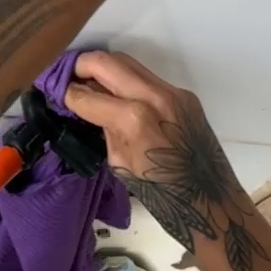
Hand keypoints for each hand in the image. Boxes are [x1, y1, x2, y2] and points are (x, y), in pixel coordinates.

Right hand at [65, 52, 270, 270]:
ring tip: (88, 81)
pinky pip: (146, 77)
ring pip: (126, 62)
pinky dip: (126, 80)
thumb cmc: (165, 199)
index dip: (65, 93)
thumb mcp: (121, 164)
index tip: (54, 91)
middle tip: (66, 76)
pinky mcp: (184, 94)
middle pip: (105, 61)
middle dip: (81, 66)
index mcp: (134, 119)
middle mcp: (154, 95)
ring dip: (103, 68)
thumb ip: (104, 127)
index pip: (87, 94)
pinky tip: (118, 95)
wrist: (216, 209)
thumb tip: (86, 105)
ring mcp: (172, 92)